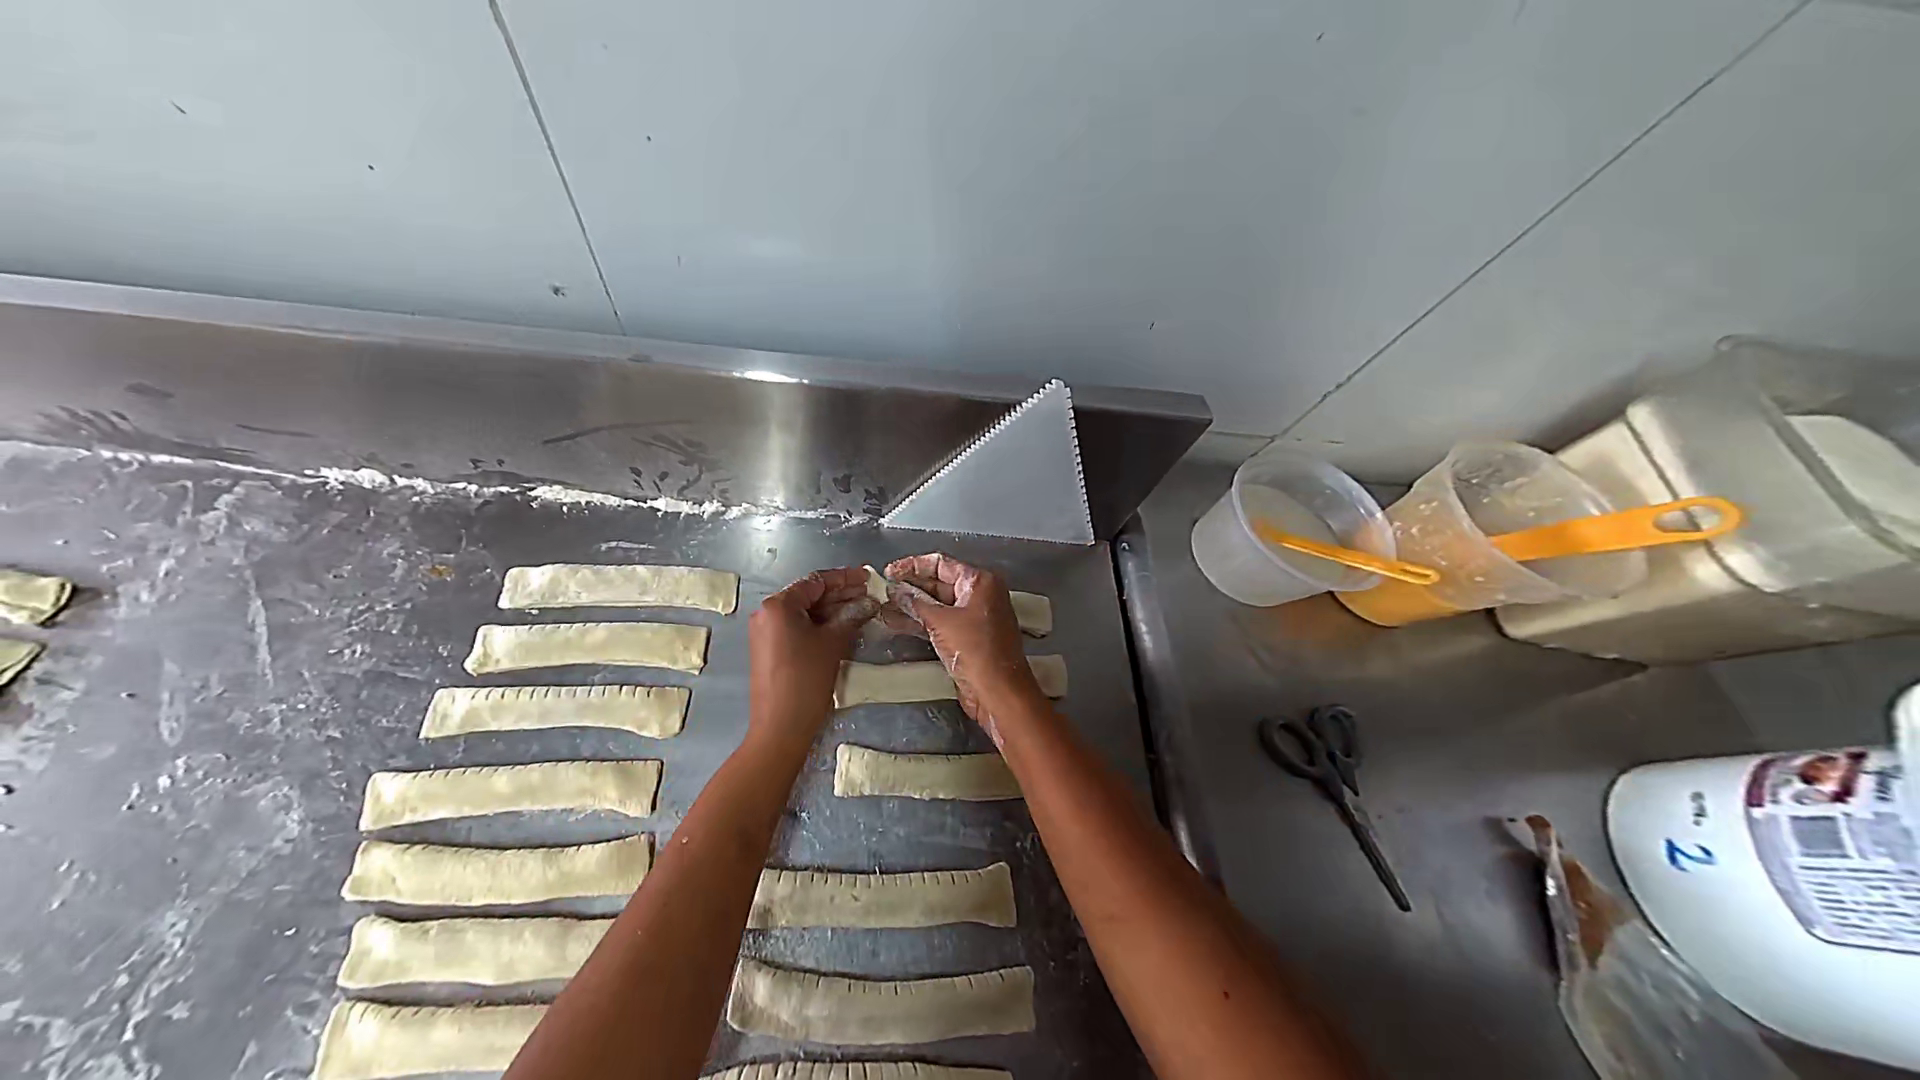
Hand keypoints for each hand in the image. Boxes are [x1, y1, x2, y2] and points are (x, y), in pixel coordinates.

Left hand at [748, 567, 876, 747]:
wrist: (781, 726)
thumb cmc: (806, 679)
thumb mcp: (834, 643)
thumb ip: (852, 615)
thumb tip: (868, 601)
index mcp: (778, 605)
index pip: (816, 581)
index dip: (845, 578)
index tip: (867, 577)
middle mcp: (767, 614)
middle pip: (809, 595)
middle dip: (840, 594)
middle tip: (869, 593)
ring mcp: (766, 633)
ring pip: (805, 612)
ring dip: (832, 610)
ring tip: (863, 608)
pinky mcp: (770, 649)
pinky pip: (798, 628)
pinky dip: (820, 625)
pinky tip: (844, 626)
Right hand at [882, 553, 1045, 746]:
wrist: (997, 691)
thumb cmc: (975, 650)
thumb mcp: (941, 621)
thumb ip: (916, 603)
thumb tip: (897, 590)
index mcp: (980, 582)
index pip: (941, 563)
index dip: (912, 565)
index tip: (889, 571)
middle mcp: (980, 595)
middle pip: (939, 583)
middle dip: (910, 587)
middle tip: (883, 591)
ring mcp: (974, 617)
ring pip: (938, 605)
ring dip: (912, 606)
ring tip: (883, 607)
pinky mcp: (967, 638)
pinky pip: (941, 622)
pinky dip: (921, 622)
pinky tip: (896, 623)